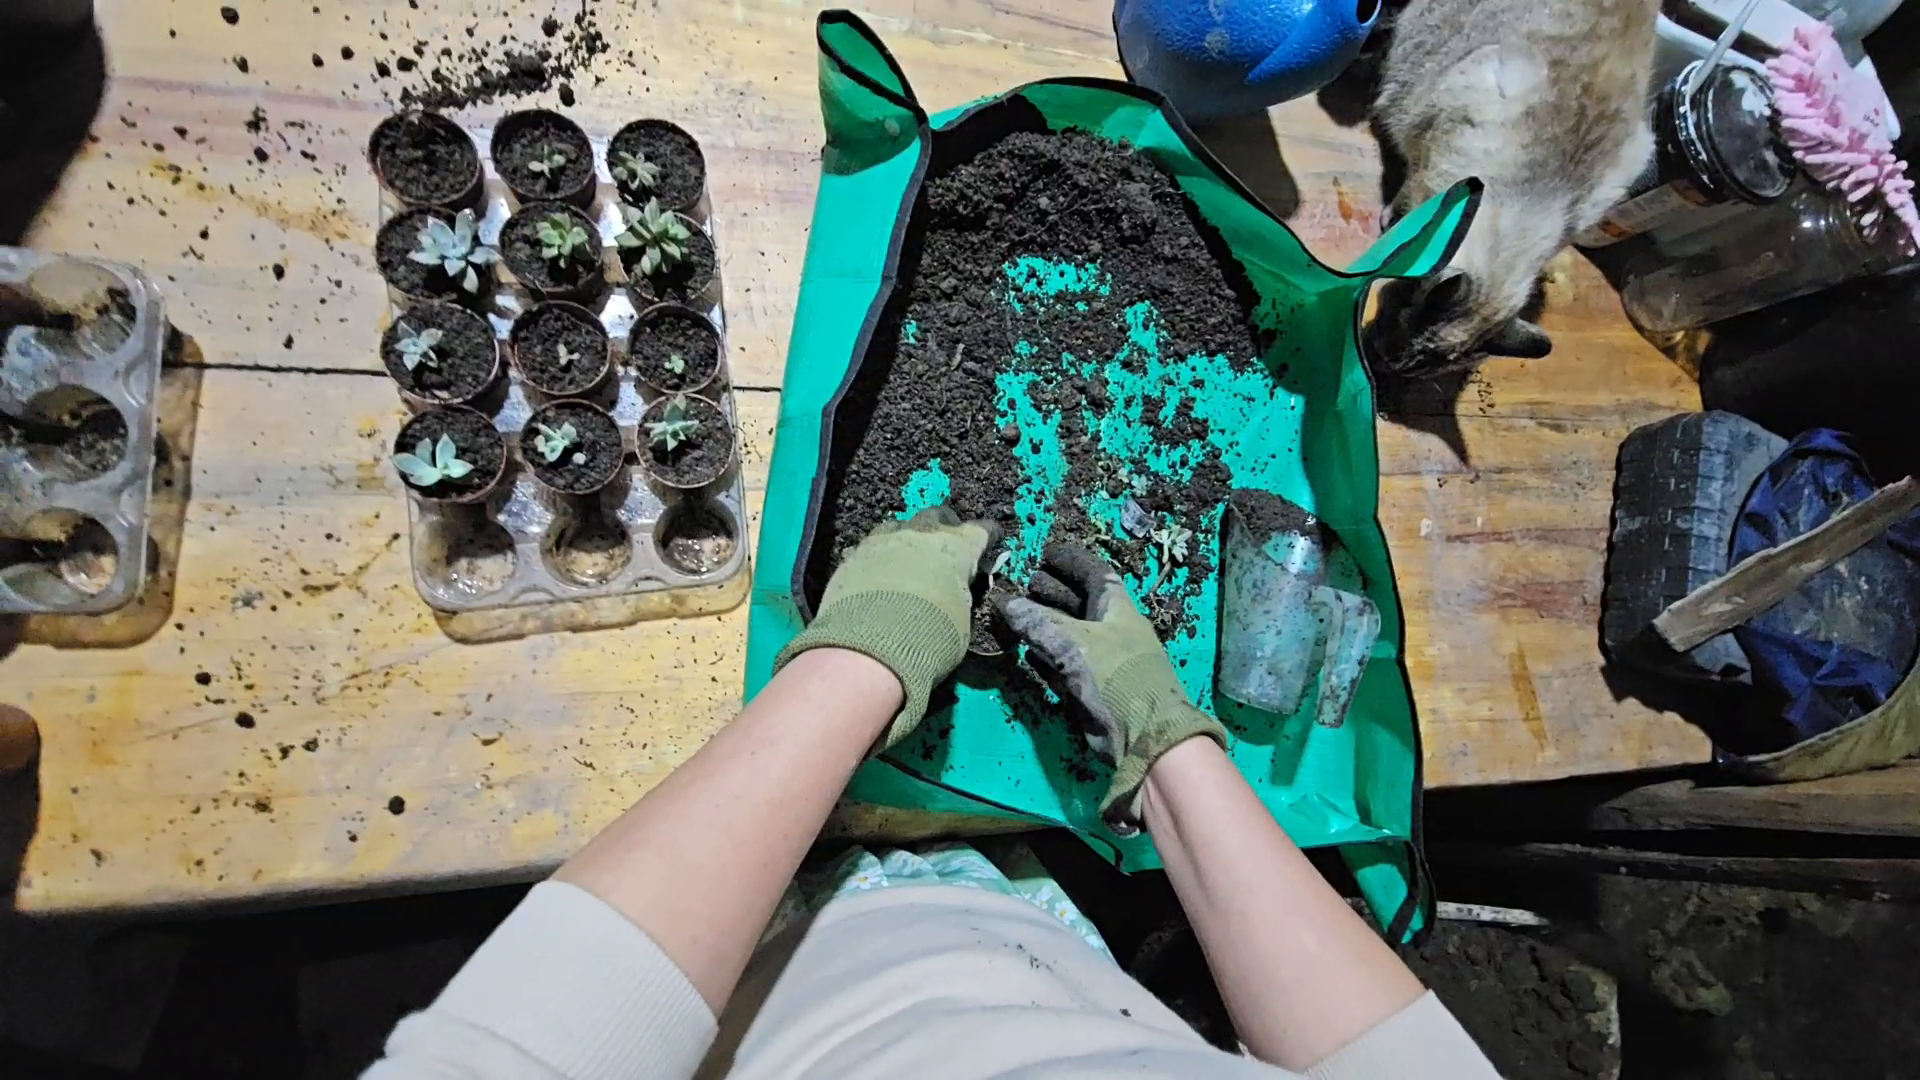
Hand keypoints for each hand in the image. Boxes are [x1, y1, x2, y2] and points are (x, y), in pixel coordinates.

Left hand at [776, 506, 995, 749]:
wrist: (870, 648)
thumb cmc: (929, 636)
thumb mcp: (961, 621)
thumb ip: (960, 596)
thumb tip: (955, 591)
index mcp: (957, 547)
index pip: (980, 530)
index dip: (986, 537)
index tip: (988, 543)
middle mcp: (922, 534)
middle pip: (938, 516)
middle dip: (945, 527)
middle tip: (945, 548)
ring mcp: (885, 539)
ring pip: (900, 525)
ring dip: (908, 538)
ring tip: (907, 559)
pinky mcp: (855, 554)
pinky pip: (871, 545)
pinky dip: (879, 556)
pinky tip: (877, 574)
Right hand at [995, 544, 1226, 833]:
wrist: (1142, 734)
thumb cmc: (1116, 675)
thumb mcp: (1074, 642)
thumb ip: (1038, 622)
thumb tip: (1006, 603)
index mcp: (1116, 607)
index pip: (1093, 574)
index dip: (1070, 561)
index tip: (1045, 553)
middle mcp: (1110, 628)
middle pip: (1076, 602)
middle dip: (1049, 592)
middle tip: (1021, 584)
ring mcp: (1101, 658)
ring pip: (1066, 633)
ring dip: (1041, 625)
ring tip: (1013, 615)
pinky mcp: (1090, 686)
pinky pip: (1062, 663)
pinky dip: (1043, 656)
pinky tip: (1024, 652)